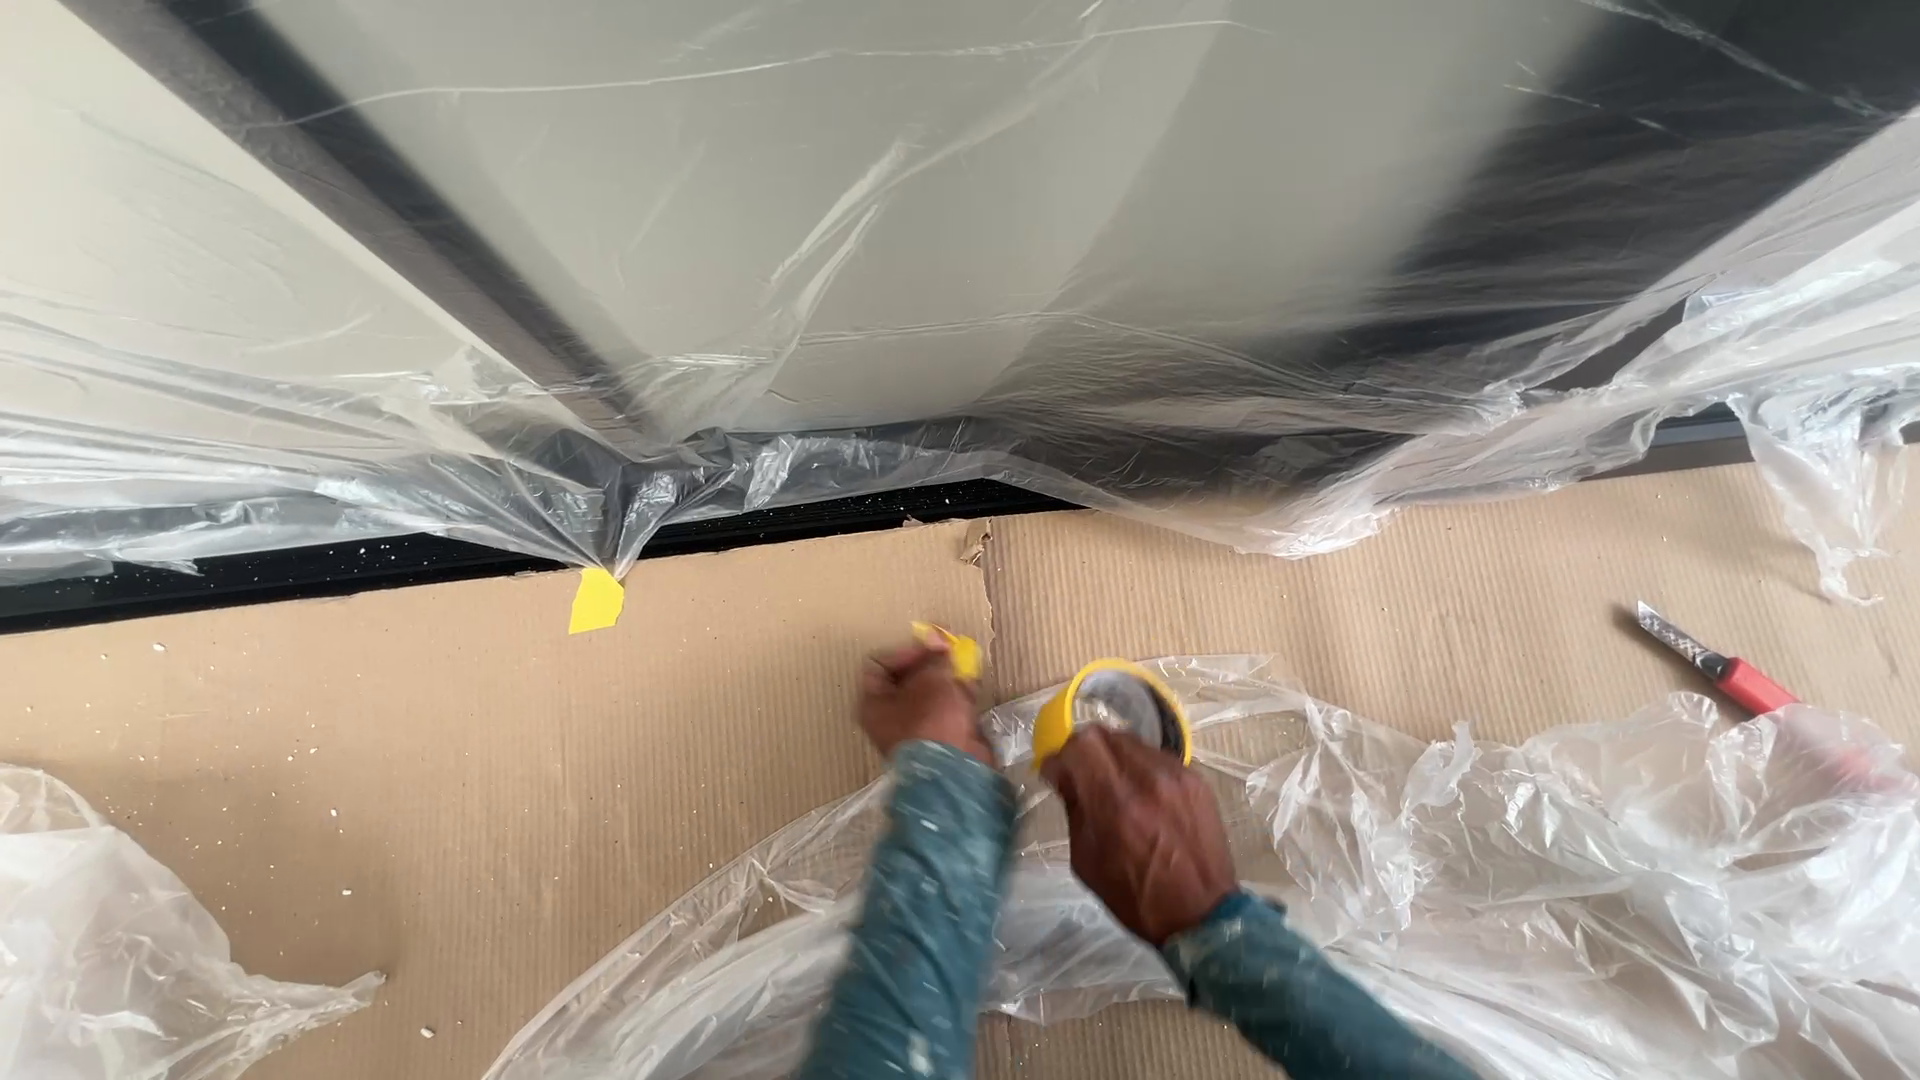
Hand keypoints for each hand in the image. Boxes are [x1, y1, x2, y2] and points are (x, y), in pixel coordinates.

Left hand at [859, 638, 991, 766]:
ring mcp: (915, 727)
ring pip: (929, 690)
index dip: (905, 650)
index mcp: (873, 703)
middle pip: (906, 676)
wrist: (955, 770)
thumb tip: (939, 640)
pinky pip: (946, 706)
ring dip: (946, 675)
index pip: (879, 664)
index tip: (931, 645)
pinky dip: (957, 693)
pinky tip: (970, 685)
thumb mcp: (930, 680)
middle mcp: (889, 715)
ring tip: (963, 665)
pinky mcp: (940, 734)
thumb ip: (934, 657)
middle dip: (930, 660)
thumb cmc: (932, 721)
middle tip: (951, 649)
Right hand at [1041, 726, 1236, 946]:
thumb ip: (1073, 808)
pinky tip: (1143, 792)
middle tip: (1082, 773)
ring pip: (1130, 740)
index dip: (1061, 755)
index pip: (1079, 745)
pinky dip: (1140, 766)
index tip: (1057, 773)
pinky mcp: (1195, 779)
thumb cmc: (1135, 896)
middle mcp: (1147, 779)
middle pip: (1103, 734)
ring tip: (1114, 783)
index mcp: (1115, 803)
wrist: (1202, 914)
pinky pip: (1156, 756)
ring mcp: (1175, 775)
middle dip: (1084, 750)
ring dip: (1112, 755)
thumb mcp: (1086, 860)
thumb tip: (1062, 773)